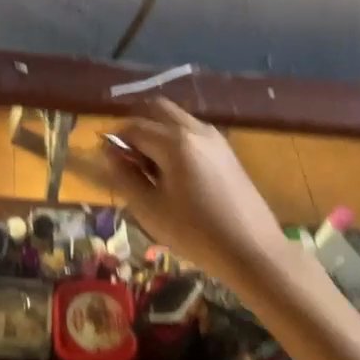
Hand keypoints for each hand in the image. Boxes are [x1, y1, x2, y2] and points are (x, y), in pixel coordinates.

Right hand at [103, 99, 302, 285]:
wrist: (253, 250)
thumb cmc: (195, 233)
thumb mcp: (149, 208)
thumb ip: (124, 175)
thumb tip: (108, 151)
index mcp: (174, 142)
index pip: (132, 126)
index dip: (114, 139)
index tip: (106, 159)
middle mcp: (195, 129)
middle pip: (156, 109)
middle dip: (135, 125)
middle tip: (126, 156)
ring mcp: (215, 138)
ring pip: (175, 118)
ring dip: (156, 131)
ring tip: (149, 167)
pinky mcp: (226, 150)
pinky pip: (192, 131)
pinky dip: (174, 139)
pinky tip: (174, 172)